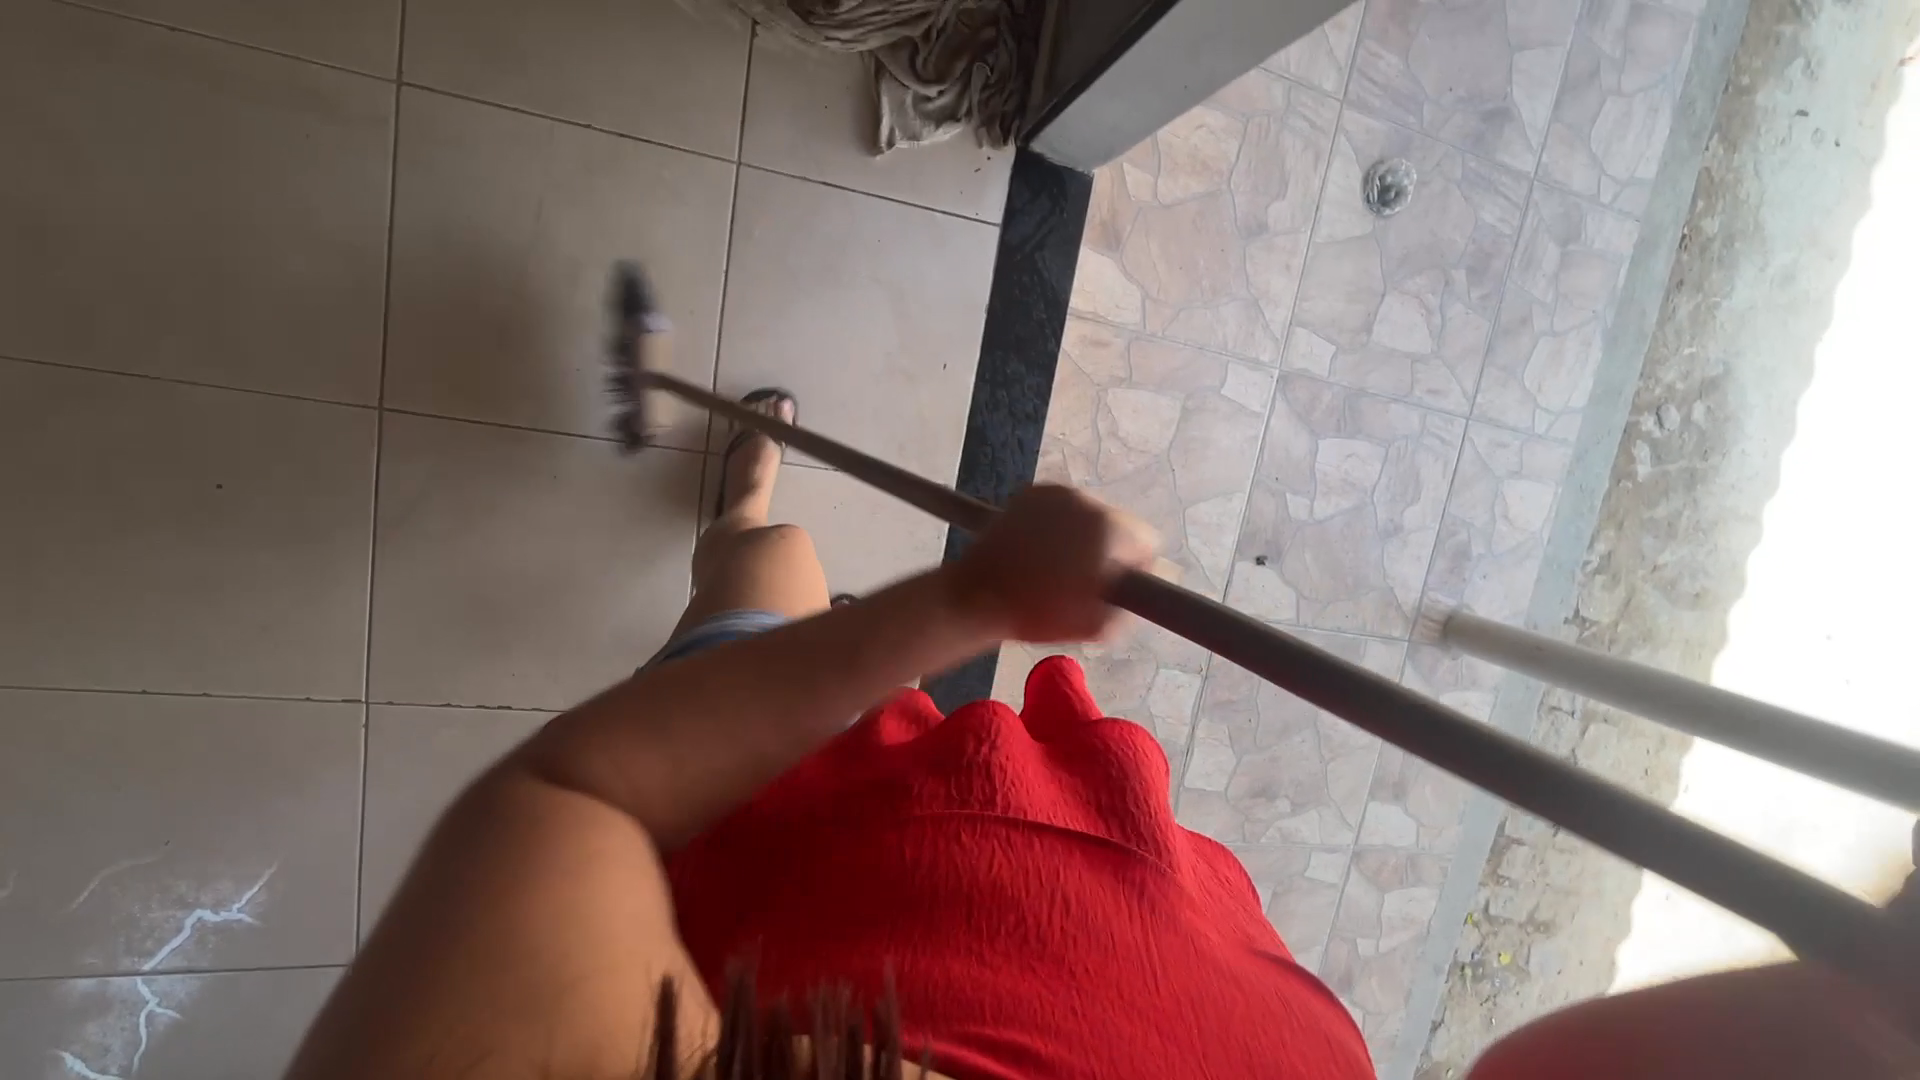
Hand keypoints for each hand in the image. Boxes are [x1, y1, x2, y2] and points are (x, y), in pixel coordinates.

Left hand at [945, 484, 1157, 642]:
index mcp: (1109, 529)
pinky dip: (1059, 524)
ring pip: (1090, 514)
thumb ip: (1135, 604)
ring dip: (1084, 536)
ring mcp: (1057, 492)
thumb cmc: (1039, 614)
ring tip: (1057, 565)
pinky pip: (1062, 507)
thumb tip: (1159, 582)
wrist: (978, 594)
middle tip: (1083, 579)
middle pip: (1119, 525)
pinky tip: (1040, 548)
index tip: (1116, 586)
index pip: (1149, 542)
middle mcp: (1088, 500)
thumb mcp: (1098, 624)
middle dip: (1109, 549)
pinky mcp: (1032, 492)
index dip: (1137, 567)